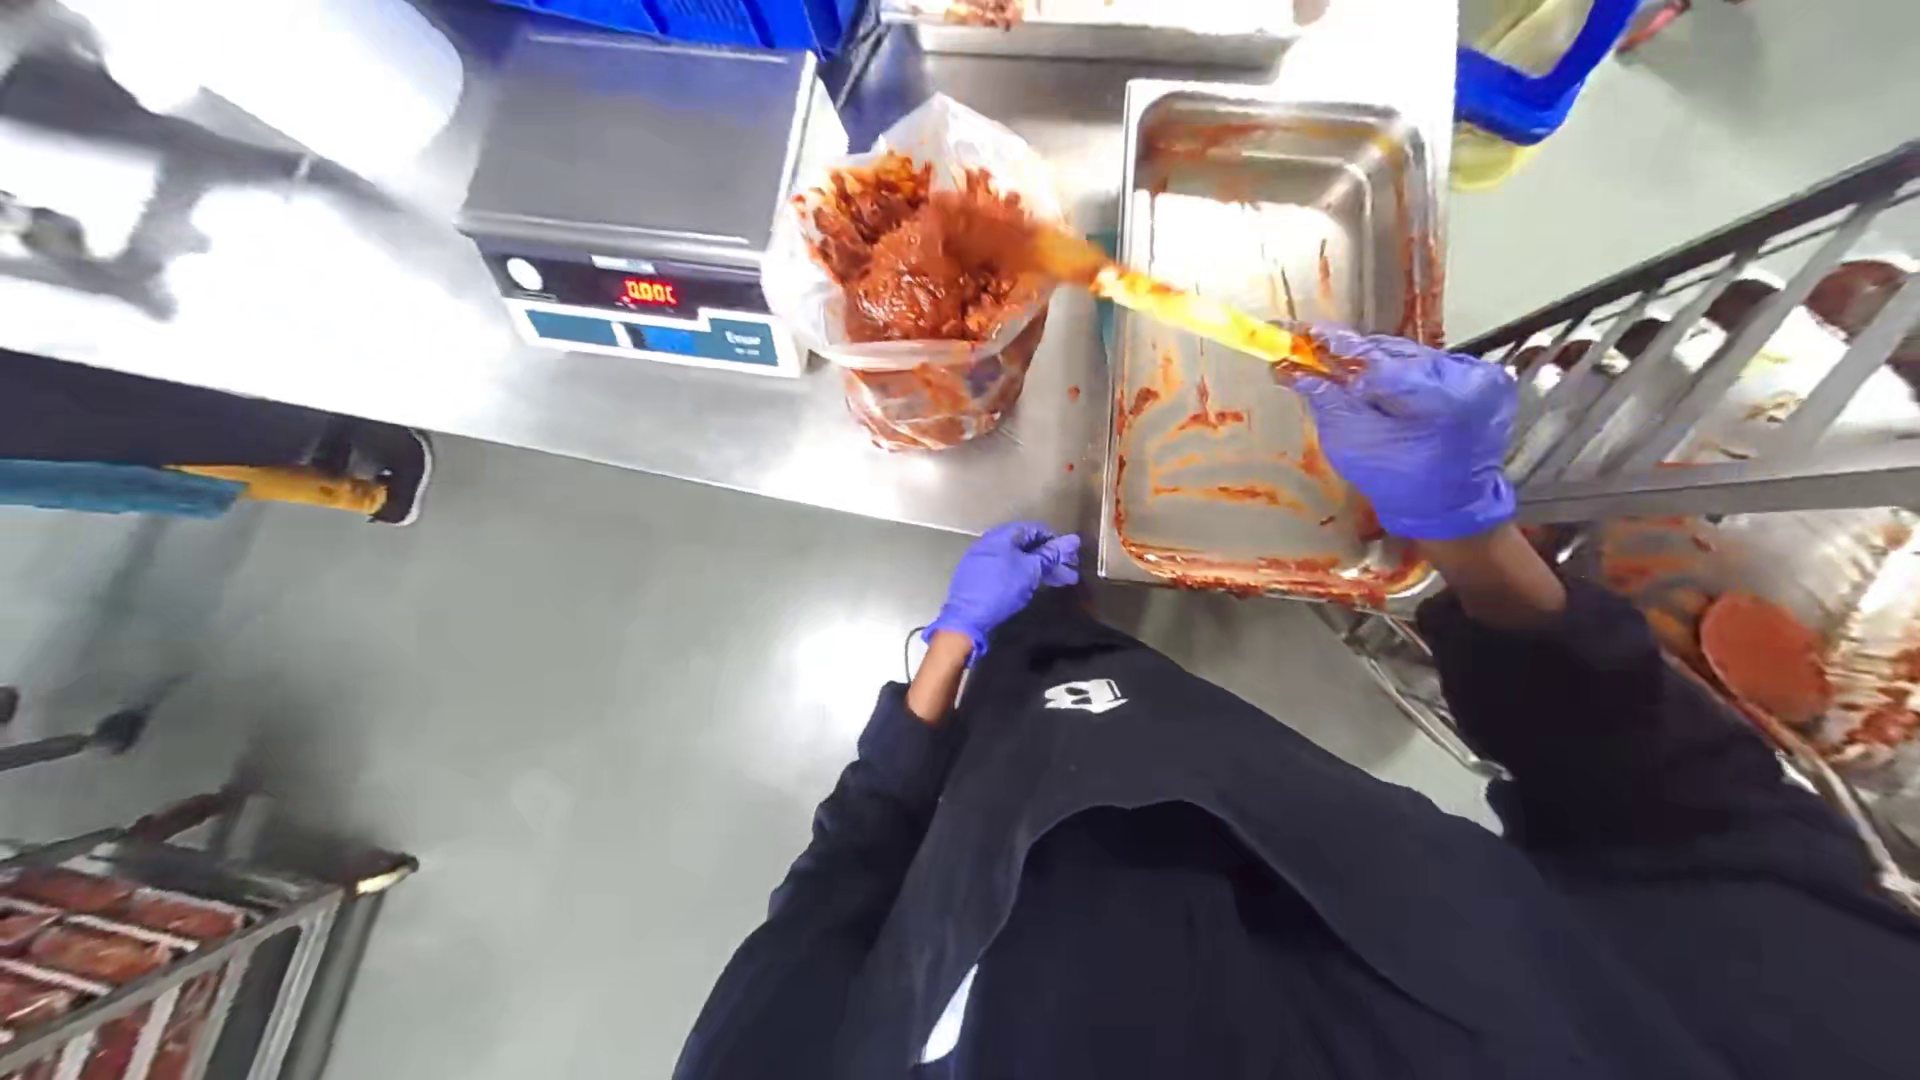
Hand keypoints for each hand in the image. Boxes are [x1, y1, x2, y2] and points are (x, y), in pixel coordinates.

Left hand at [926, 522, 1079, 662]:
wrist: (966, 617)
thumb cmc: (1001, 588)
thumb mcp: (1030, 571)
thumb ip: (1051, 555)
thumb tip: (1074, 540)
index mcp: (1002, 535)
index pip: (1035, 529)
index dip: (1055, 541)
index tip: (1069, 557)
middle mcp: (990, 542)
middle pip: (1026, 544)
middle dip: (1049, 558)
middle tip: (1069, 572)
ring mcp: (983, 559)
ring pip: (1017, 559)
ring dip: (1039, 568)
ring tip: (1059, 582)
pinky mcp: (979, 576)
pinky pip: (1006, 568)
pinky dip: (1023, 574)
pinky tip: (1035, 585)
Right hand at [1293, 327, 1517, 540]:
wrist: (1447, 506)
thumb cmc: (1396, 481)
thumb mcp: (1353, 442)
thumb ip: (1328, 400)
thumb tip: (1294, 370)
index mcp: (1440, 394)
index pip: (1378, 359)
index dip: (1338, 347)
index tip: (1307, 334)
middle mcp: (1468, 374)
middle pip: (1396, 353)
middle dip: (1354, 355)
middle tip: (1317, 348)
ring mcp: (1481, 375)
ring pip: (1412, 356)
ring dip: (1375, 362)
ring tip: (1343, 367)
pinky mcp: (1482, 380)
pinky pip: (1429, 366)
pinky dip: (1399, 371)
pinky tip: (1376, 381)